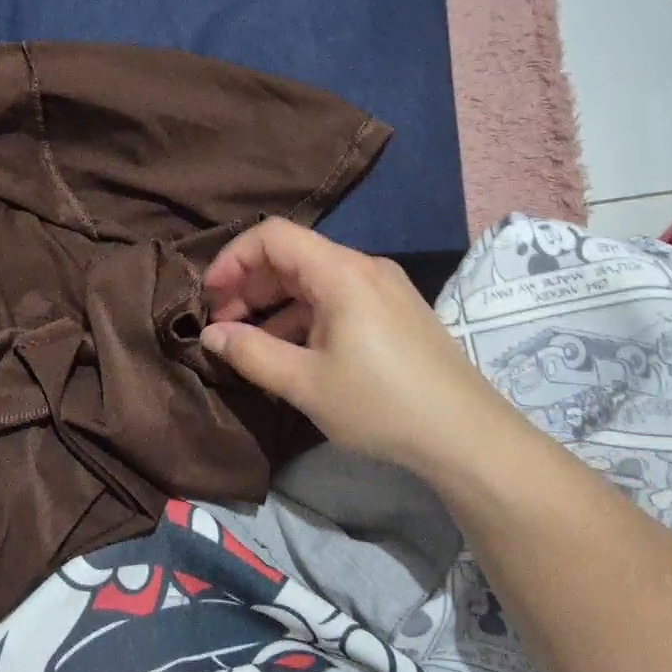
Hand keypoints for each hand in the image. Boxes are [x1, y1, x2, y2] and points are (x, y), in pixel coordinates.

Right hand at [200, 218, 500, 473]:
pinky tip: (290, 355)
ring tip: (248, 347)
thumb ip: (251, 353)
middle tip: (221, 327)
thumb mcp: (305, 383)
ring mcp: (384, 290)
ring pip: (314, 282)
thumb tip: (210, 335)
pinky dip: (304, 319)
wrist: (464, 435)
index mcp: (342, 273)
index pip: (273, 236)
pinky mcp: (395, 313)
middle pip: (293, 257)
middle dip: (249, 287)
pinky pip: (337, 301)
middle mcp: (364, 269)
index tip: (208, 298)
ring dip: (274, 308)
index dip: (232, 259)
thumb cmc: (380, 405)